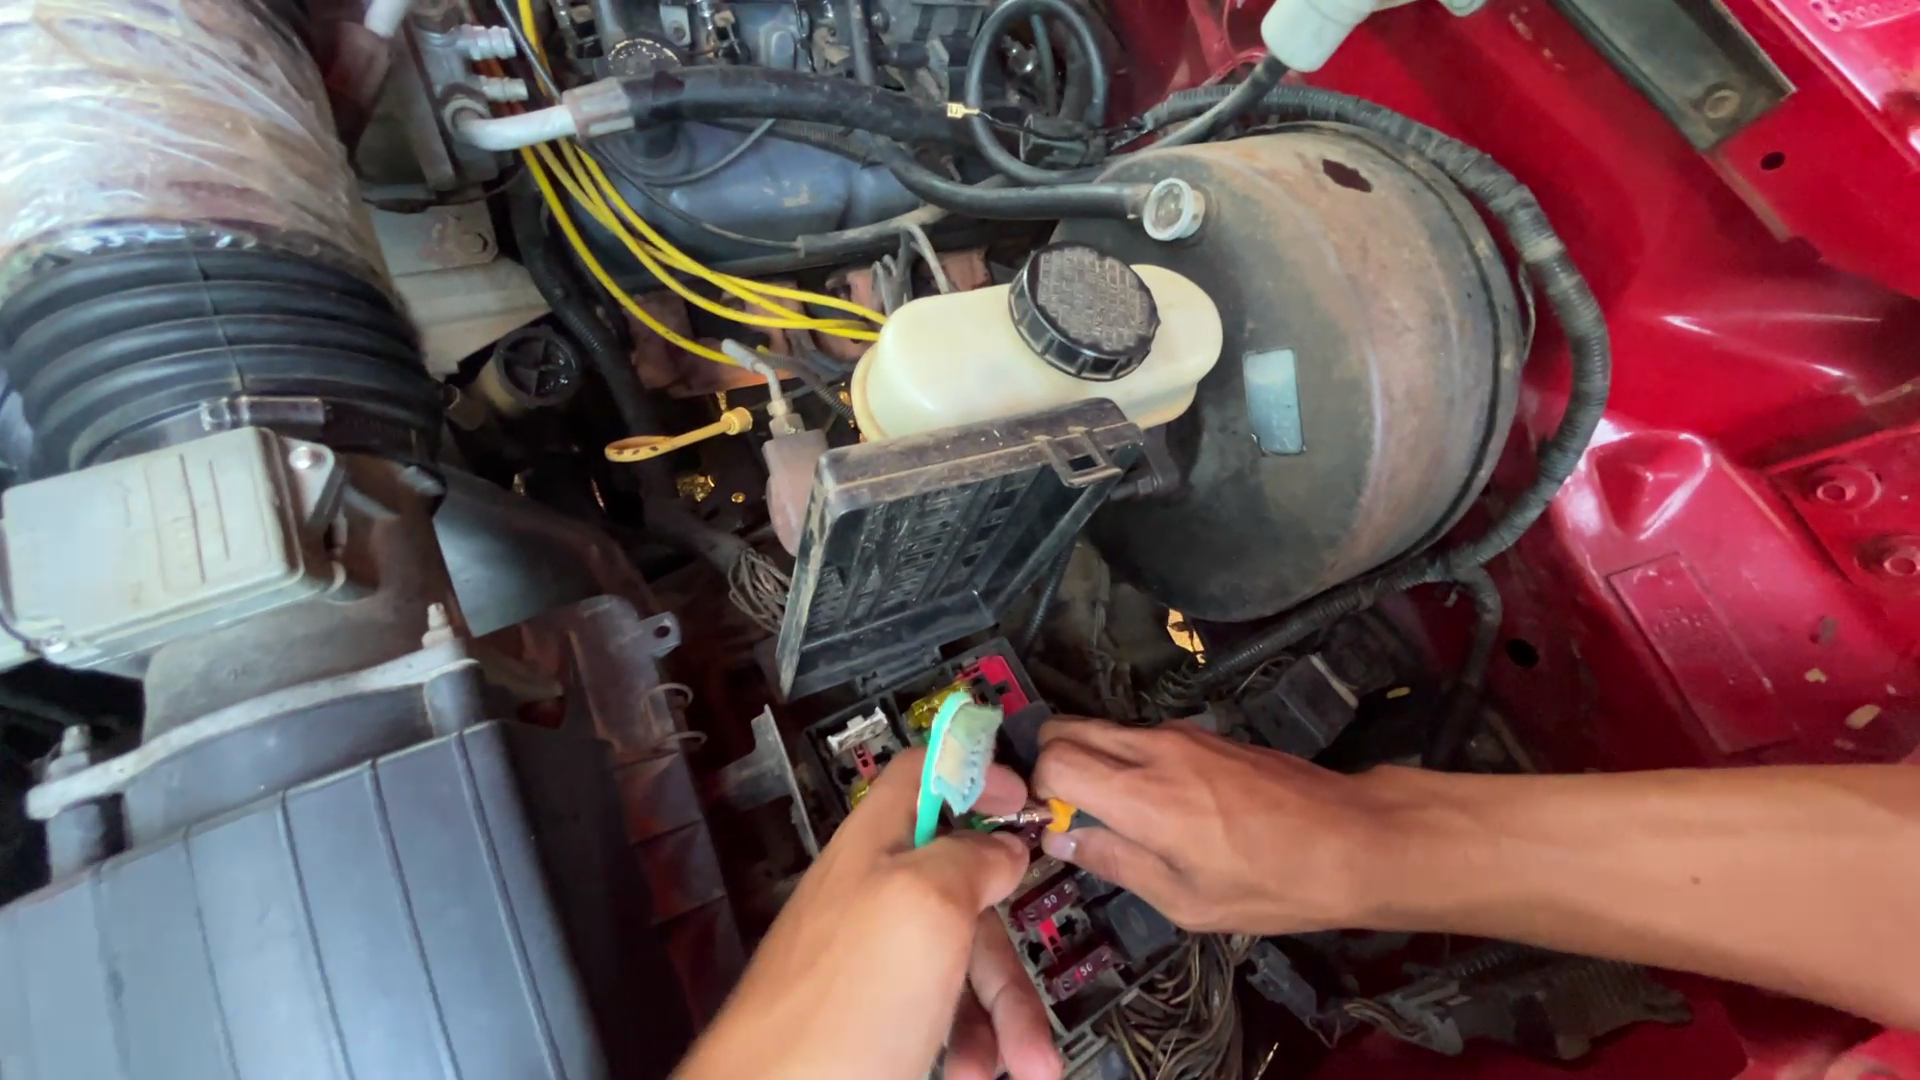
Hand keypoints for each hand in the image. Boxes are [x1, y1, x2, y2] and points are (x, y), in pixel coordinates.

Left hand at [675, 748, 1062, 1079]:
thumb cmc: (848, 999)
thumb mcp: (923, 905)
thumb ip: (969, 858)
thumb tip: (1003, 845)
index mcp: (876, 843)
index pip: (921, 772)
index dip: (973, 770)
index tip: (1022, 799)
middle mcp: (875, 891)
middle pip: (961, 880)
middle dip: (1005, 938)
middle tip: (1032, 995)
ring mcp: (874, 957)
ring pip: (961, 954)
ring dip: (1003, 1008)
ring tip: (1027, 1062)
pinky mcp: (877, 1016)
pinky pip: (941, 1008)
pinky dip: (971, 1040)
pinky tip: (975, 1071)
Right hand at [1032, 718, 1380, 934]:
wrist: (1352, 837)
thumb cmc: (1269, 883)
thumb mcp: (1186, 900)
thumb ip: (1114, 861)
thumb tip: (1061, 838)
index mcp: (1141, 795)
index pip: (1053, 760)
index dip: (1037, 790)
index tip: (1048, 821)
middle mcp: (1150, 748)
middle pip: (1063, 727)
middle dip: (1047, 760)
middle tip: (1065, 807)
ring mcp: (1175, 732)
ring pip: (1097, 725)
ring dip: (1086, 757)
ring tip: (1109, 806)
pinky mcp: (1197, 730)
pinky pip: (1135, 733)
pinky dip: (1122, 756)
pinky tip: (1153, 796)